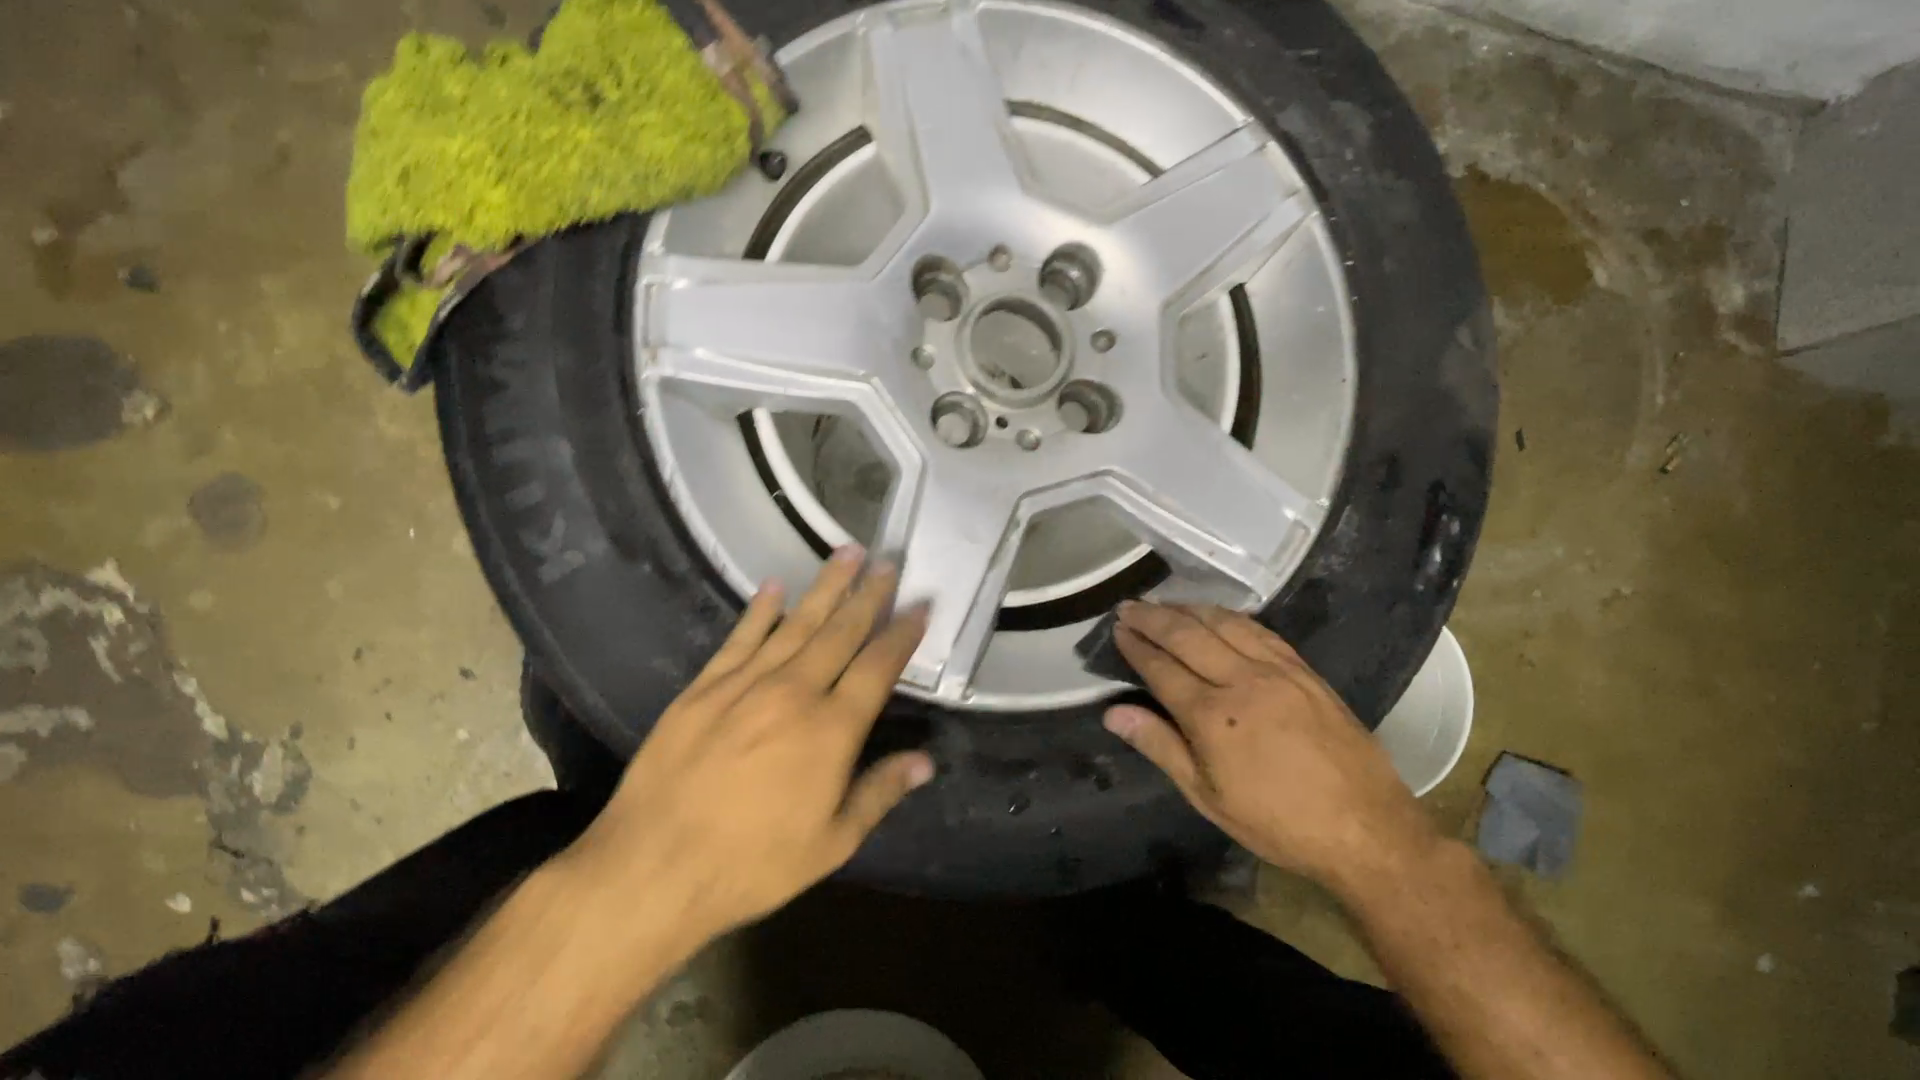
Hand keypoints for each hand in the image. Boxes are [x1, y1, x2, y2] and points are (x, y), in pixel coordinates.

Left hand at [563, 547, 933, 938]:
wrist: (655, 866)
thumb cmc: (753, 864)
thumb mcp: (831, 843)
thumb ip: (879, 794)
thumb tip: (925, 762)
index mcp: (832, 730)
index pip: (877, 667)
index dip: (902, 633)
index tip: (920, 604)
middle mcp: (794, 693)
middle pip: (839, 632)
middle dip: (867, 595)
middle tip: (888, 561)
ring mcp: (745, 685)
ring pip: (795, 624)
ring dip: (824, 587)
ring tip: (846, 553)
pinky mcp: (703, 688)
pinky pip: (740, 638)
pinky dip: (760, 611)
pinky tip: (775, 587)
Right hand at [1102, 601, 1439, 894]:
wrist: (1365, 828)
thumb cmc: (1277, 822)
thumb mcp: (1208, 797)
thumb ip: (1160, 747)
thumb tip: (1114, 713)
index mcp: (1212, 717)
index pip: (1162, 668)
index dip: (1136, 646)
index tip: (1116, 630)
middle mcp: (1243, 681)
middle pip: (1188, 635)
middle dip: (1154, 618)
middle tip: (1129, 606)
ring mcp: (1279, 672)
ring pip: (1225, 624)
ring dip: (1190, 609)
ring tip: (1165, 604)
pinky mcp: (1305, 672)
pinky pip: (1261, 631)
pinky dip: (1231, 617)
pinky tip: (1218, 616)